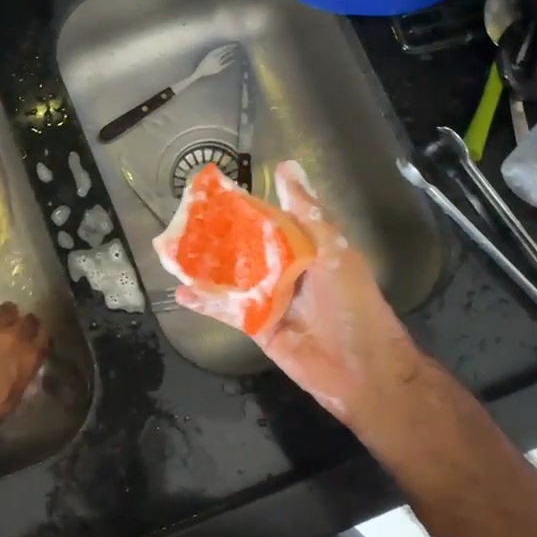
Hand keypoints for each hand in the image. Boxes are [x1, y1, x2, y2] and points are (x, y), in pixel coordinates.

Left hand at [0, 302, 50, 444]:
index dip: (39, 340)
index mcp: (28, 359)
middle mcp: (13, 337)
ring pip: (6, 308)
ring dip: (3, 318)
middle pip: (28, 320)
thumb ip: (22, 374)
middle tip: (13, 335)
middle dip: (23, 326)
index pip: (45, 337)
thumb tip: (23, 365)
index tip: (34, 344)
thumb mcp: (13, 398)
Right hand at [177, 161, 422, 423]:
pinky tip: (181, 290)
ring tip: (173, 251)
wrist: (363, 370)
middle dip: (216, 234)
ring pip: (232, 276)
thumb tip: (286, 166)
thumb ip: (306, 211)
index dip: (244, 205)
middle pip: (244, 246)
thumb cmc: (354, 304)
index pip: (269, 219)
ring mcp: (268, 299)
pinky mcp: (256, 326)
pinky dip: (206, 301)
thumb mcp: (333, 250)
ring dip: (205, 265)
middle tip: (182, 219)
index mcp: (306, 247)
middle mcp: (284, 269)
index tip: (213, 190)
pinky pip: (228, 309)